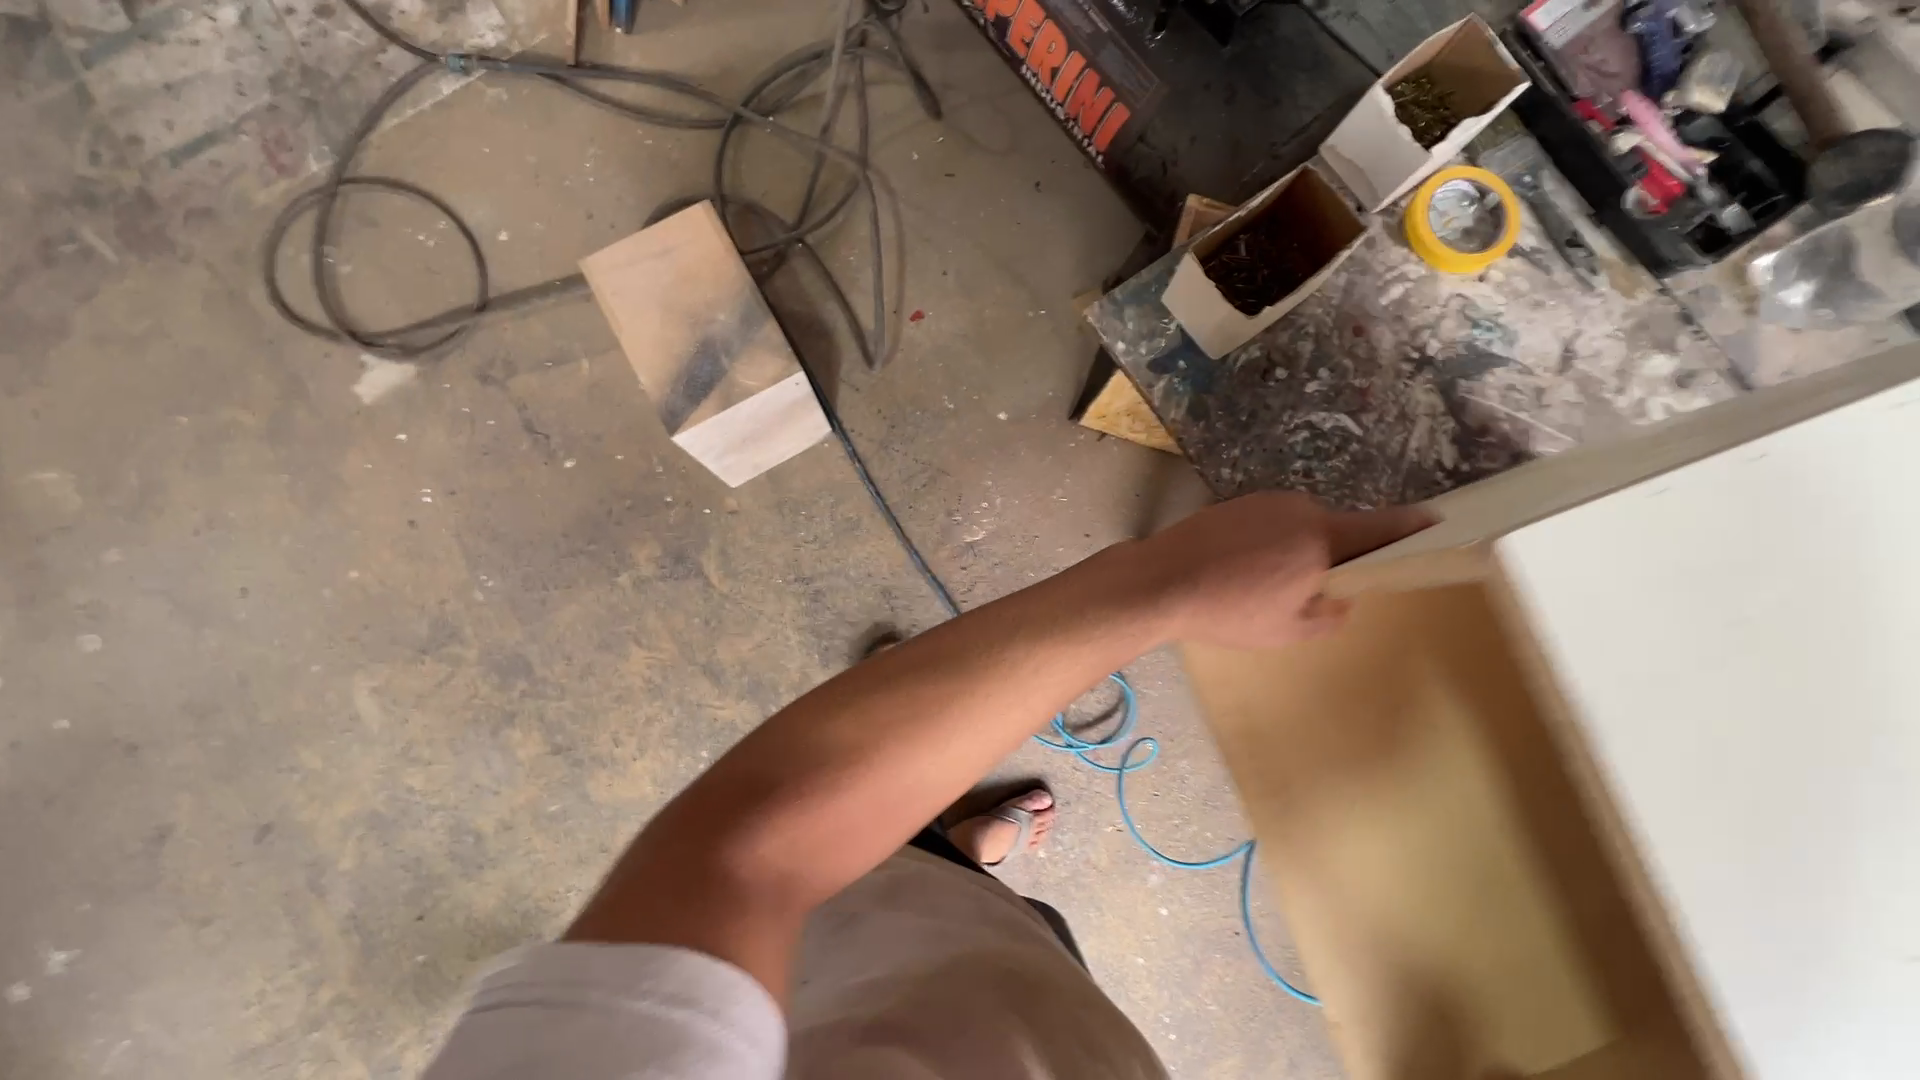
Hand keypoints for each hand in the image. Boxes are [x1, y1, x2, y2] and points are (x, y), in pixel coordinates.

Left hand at [1136, 492, 1433, 648]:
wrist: (1160, 580)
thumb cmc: (1228, 610)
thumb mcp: (1287, 630)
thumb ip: (1328, 616)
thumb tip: (1343, 600)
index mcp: (1322, 538)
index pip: (1383, 528)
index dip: (1413, 528)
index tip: (1438, 523)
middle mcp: (1298, 509)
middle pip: (1336, 528)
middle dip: (1335, 554)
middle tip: (1316, 587)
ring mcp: (1263, 502)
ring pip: (1299, 525)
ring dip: (1297, 548)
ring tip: (1266, 584)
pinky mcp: (1234, 503)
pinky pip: (1269, 522)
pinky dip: (1268, 542)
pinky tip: (1242, 568)